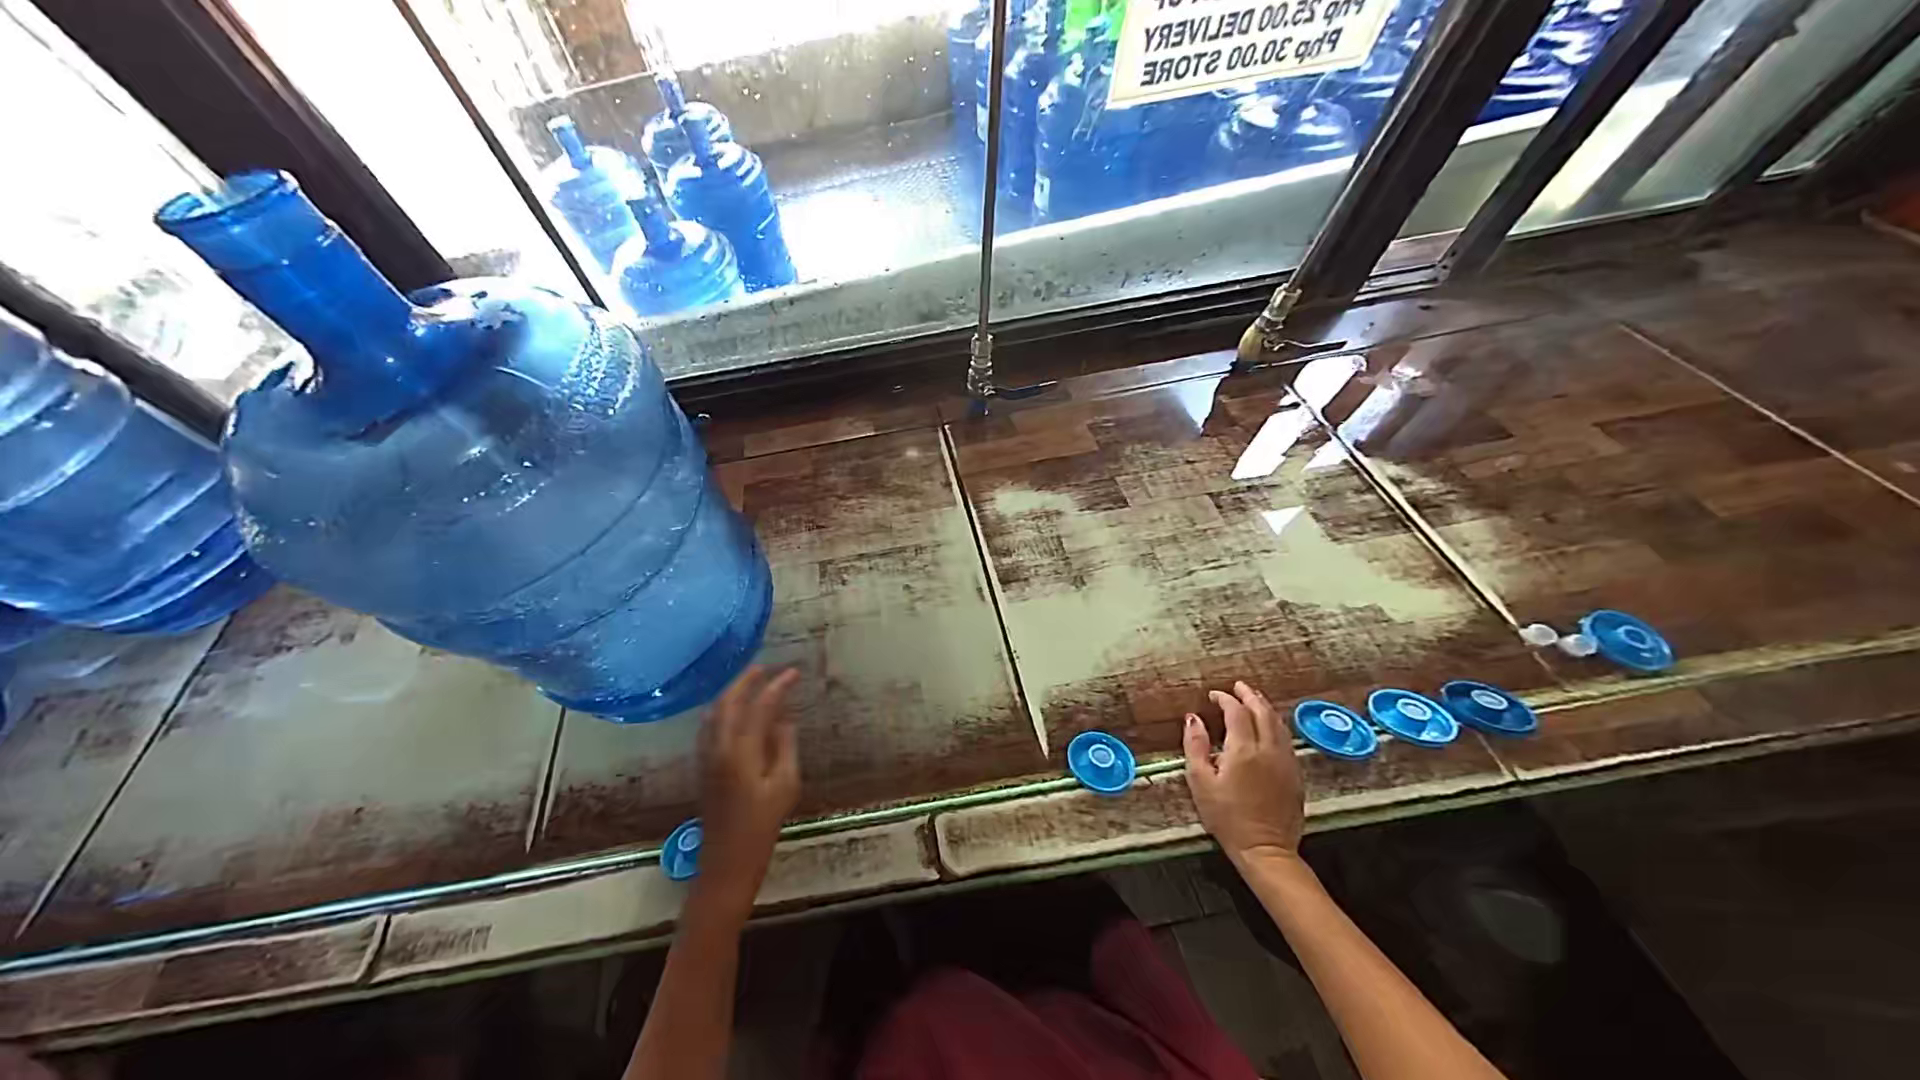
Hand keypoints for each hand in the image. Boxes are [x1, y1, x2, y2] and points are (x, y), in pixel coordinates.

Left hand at [695, 666, 800, 913]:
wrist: (727, 862)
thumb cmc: (762, 827)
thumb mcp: (785, 786)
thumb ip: (785, 747)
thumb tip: (784, 720)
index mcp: (741, 752)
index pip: (759, 708)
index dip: (777, 687)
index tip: (794, 673)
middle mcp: (718, 749)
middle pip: (727, 703)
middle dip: (745, 681)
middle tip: (765, 667)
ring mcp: (706, 758)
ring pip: (714, 713)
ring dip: (731, 693)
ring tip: (750, 682)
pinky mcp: (703, 767)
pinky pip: (709, 727)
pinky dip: (721, 710)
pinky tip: (732, 711)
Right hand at [1182, 680, 1304, 867]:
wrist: (1265, 849)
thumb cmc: (1226, 818)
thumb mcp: (1200, 782)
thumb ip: (1195, 746)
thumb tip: (1193, 718)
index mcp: (1243, 750)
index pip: (1237, 712)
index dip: (1225, 699)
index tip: (1214, 695)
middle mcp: (1268, 750)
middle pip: (1262, 712)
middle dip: (1250, 695)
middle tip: (1239, 686)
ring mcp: (1285, 762)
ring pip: (1278, 724)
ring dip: (1265, 707)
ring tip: (1254, 699)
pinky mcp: (1295, 775)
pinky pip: (1286, 739)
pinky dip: (1276, 724)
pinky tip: (1270, 727)